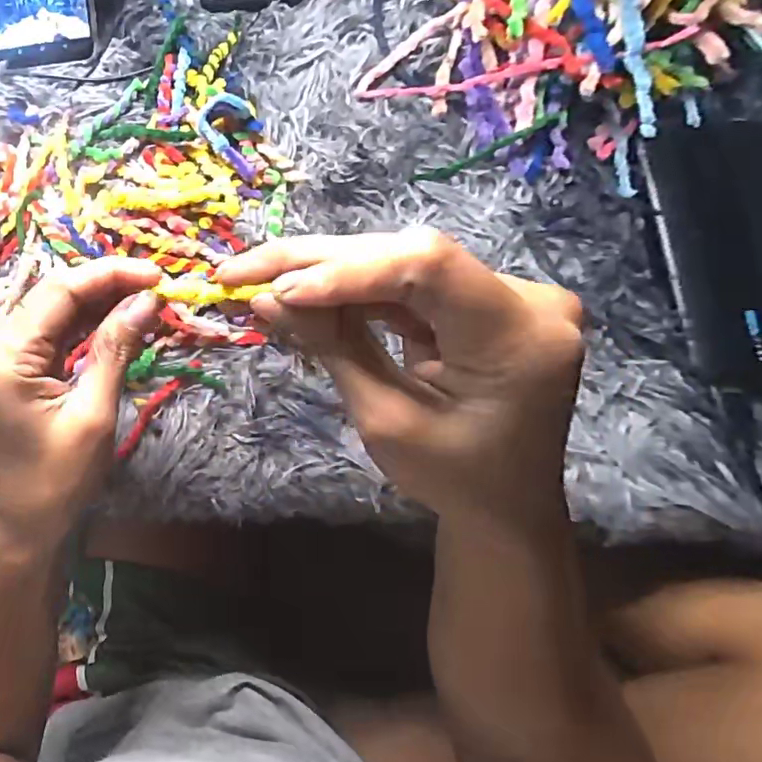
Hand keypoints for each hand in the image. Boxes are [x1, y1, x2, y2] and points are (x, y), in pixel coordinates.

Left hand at [0, 258, 163, 550]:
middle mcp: (0, 345)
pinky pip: (58, 334)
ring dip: (102, 302)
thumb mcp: (93, 412)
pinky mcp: (22, 369)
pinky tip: (123, 318)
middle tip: (157, 284)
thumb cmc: (58, 478)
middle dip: (107, 284)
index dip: (108, 275)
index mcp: (6, 354)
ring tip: (147, 297)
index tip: (155, 274)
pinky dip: (91, 325)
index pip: (59, 292)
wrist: (28, 524)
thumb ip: (115, 349)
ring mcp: (8, 356)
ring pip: (59, 311)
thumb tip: (147, 300)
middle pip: (56, 295)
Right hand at [215, 228, 584, 526]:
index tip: (278, 293)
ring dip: (321, 271)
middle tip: (239, 270)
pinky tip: (296, 292)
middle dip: (315, 263)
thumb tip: (265, 298)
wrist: (506, 506)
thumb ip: (332, 348)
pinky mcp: (474, 298)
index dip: (345, 271)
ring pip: (394, 262)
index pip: (426, 268)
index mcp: (517, 335)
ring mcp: (500, 292)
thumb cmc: (453, 478)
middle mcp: (522, 296)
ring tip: (254, 277)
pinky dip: (346, 288)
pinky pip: (400, 282)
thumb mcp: (385, 418)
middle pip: (403, 255)